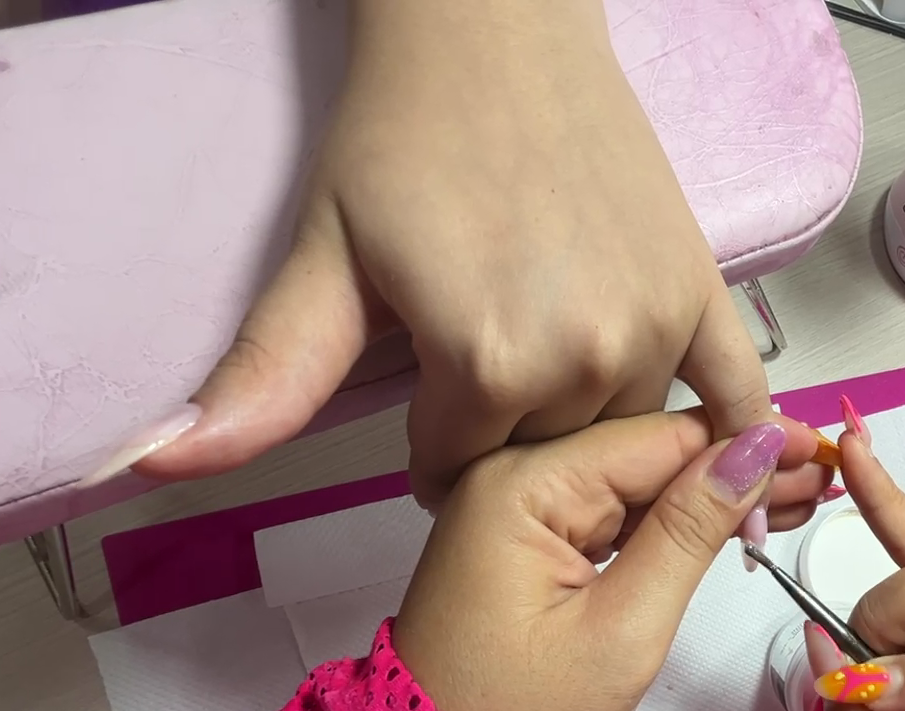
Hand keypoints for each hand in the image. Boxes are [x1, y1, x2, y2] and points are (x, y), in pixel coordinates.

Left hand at [133, 0, 804, 512]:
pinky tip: (730, 464)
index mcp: (488, 359)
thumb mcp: (324, 258)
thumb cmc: (405, 140)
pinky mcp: (701, 294)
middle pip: (546, 456)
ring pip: (622, 432)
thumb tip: (166, 461)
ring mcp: (656, 326)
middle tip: (494, 399)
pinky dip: (736, 435)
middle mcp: (586, 357)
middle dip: (510, 440)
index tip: (434, 437)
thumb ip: (269, 375)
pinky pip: (738, 392)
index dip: (437, 458)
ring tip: (561, 388)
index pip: (463, 471)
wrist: (497, 26)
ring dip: (590, 425)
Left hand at [391, 414, 822, 710]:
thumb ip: (690, 532)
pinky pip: (621, 512)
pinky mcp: (538, 533)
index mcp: (527, 483)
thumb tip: (757, 449)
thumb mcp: (623, 627)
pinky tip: (740, 520)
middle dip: (741, 467)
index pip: (659, 439)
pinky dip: (681, 521)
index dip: (745, 441)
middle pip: (655, 454)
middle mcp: (521, 473)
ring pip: (646, 482)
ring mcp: (527, 503)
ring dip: (720, 494)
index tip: (817, 449)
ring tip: (799, 498)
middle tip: (820, 476)